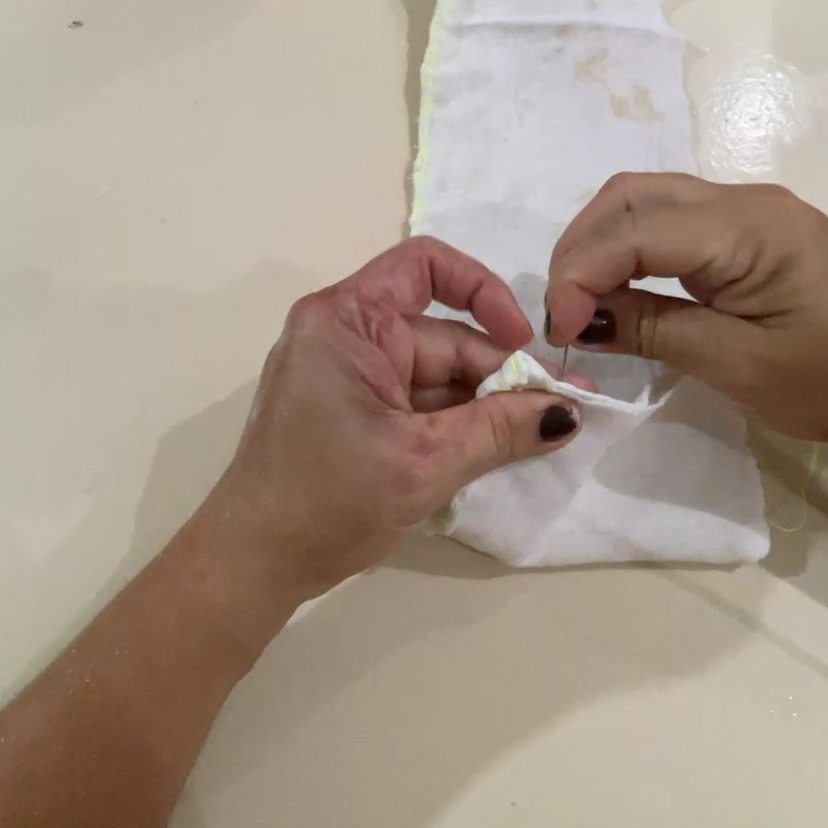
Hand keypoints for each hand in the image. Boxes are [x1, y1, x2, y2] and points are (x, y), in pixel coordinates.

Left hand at [193, 237, 583, 605]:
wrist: (255, 561)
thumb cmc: (328, 500)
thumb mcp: (424, 461)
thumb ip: (501, 430)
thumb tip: (572, 411)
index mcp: (346, 321)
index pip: (425, 266)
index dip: (483, 291)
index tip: (521, 344)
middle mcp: (344, 334)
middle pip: (440, 334)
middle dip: (497, 375)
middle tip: (559, 414)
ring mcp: (347, 374)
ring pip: (433, 373)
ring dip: (481, 405)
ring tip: (539, 436)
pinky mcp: (351, 409)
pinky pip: (415, 400)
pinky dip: (453, 422)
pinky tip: (496, 447)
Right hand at [543, 174, 827, 442]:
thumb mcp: (734, 363)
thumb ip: (650, 329)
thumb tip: (579, 319)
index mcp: (748, 227)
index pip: (634, 232)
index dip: (579, 276)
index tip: (558, 332)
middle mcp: (744, 200)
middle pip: (630, 195)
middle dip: (579, 248)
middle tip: (563, 312)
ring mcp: (749, 210)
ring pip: (645, 201)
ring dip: (599, 245)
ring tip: (581, 303)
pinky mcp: (749, 230)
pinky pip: (670, 222)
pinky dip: (629, 250)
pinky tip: (620, 289)